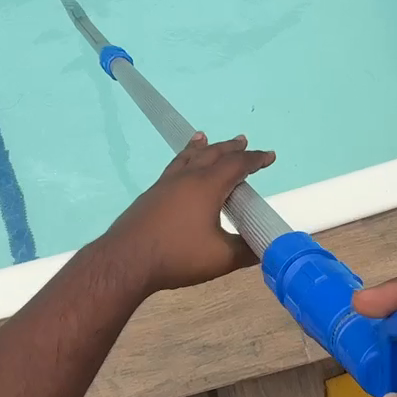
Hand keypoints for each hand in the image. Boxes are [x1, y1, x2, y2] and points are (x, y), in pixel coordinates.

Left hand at [88, 134, 274, 293]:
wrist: (127, 260)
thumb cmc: (177, 256)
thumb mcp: (221, 258)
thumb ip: (246, 252)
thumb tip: (266, 248)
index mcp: (208, 186)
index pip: (237, 165)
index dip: (255, 159)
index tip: (269, 156)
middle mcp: (188, 177)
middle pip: (213, 154)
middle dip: (231, 148)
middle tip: (243, 141)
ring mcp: (166, 183)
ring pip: (188, 156)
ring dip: (202, 147)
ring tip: (205, 137)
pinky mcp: (152, 194)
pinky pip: (174, 166)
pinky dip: (183, 158)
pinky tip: (179, 167)